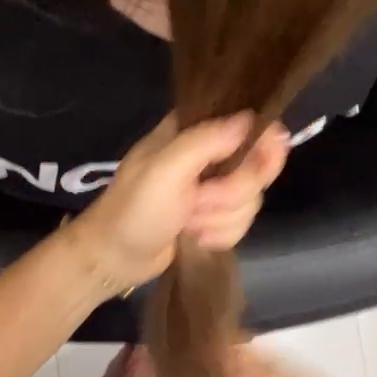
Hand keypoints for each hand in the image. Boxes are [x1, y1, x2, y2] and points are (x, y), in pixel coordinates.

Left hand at [69, 111, 288, 288]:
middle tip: (197, 203)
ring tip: (187, 224)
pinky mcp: (214, 217)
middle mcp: (208, 156)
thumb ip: (206, 140)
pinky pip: (242, 223)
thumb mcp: (165, 169)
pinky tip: (194, 238)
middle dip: (229, 194)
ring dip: (220, 219)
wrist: (115, 258)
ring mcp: (212, 188)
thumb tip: (250, 118)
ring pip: (250, 200)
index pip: (248, 124)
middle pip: (256, 168)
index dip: (262, 145)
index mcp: (192, 132)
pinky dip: (220, 235)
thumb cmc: (134, 209)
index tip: (261, 164)